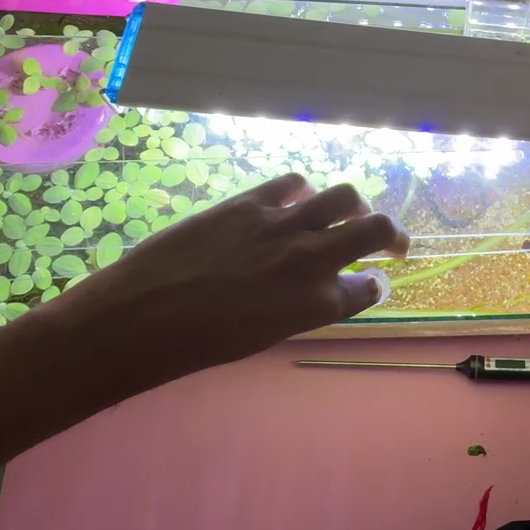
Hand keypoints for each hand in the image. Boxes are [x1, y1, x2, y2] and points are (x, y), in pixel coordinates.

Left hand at [51, 173, 408, 388]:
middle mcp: (310, 259)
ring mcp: (281, 225)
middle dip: (394, 234)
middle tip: (393, 241)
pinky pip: (294, 182)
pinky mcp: (250, 202)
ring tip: (348, 212)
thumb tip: (326, 289)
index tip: (374, 282)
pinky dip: (304, 191)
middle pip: (376, 229)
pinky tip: (296, 200)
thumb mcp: (267, 335)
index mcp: (315, 303)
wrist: (136, 321)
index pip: (368, 287)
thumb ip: (305, 307)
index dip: (375, 284)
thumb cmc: (199, 346)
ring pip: (345, 196)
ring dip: (356, 206)